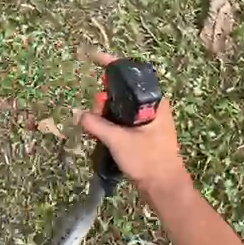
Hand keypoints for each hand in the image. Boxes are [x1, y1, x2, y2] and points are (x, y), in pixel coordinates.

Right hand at [78, 51, 191, 197]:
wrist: (164, 187)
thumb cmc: (147, 160)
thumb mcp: (118, 140)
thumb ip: (96, 125)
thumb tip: (79, 115)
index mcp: (153, 101)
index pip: (131, 74)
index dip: (112, 64)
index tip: (93, 57)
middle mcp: (152, 106)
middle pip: (122, 90)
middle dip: (104, 97)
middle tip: (96, 112)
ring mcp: (148, 119)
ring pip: (121, 106)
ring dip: (106, 112)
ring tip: (97, 126)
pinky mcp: (143, 132)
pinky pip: (123, 119)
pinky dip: (111, 122)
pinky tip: (102, 132)